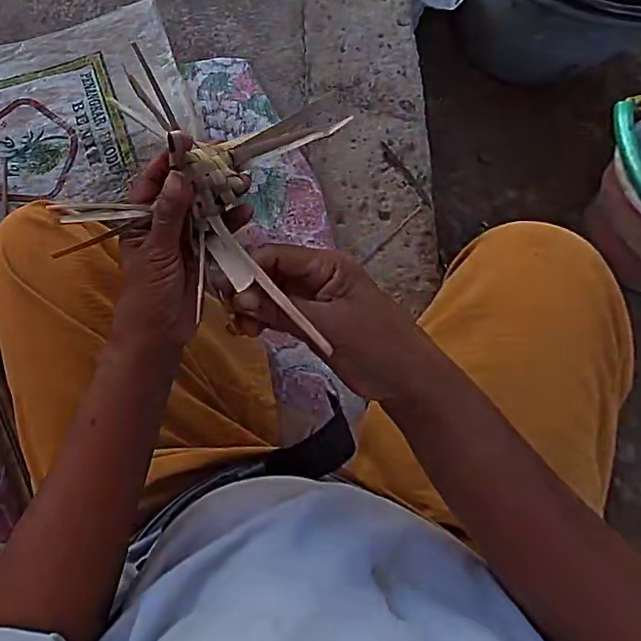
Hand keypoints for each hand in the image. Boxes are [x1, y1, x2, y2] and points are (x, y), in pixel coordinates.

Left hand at [110, 153, 248, 355]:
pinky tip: (245, 209)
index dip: (169, 159)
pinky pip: (216, 229)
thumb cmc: (147, 291)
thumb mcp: (157, 250)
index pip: (154, 181)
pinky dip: (230, 219)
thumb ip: (169, 214)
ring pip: (203, 206)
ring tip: (242, 180)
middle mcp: (162, 221)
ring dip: (221, 193)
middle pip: (183, 189)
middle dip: (203, 172)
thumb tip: (180, 176)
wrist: (160, 334)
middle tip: (225, 155)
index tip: (186, 140)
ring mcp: (183, 235)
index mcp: (141, 218)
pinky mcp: (201, 250)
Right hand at [229, 244, 439, 401]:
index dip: (248, 269)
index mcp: (326, 265)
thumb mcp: (328, 327)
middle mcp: (317, 276)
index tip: (227, 291)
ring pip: (269, 294)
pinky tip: (250, 332)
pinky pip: (277, 313)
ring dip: (252, 308)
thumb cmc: (378, 347)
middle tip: (232, 314)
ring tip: (242, 329)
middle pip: (269, 273)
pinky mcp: (310, 320)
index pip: (276, 255)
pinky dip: (262, 320)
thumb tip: (238, 297)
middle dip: (247, 290)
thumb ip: (282, 310)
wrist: (413, 385)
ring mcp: (313, 298)